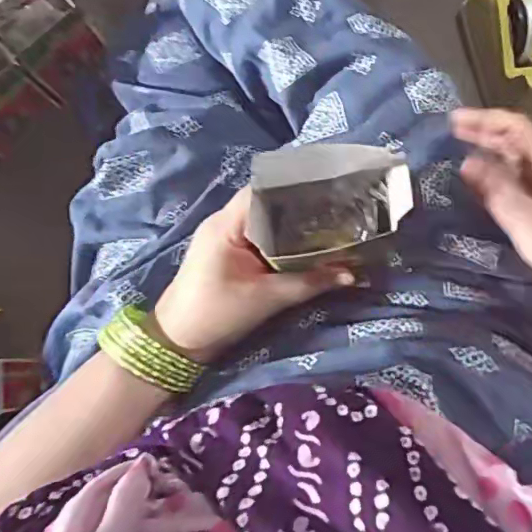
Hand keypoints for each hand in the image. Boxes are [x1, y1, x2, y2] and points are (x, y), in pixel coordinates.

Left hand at [153, 187, 357, 361]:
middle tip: (334, 210)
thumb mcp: (267, 298)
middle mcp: (222, 221)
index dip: (294, 189)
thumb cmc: (217, 314)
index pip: (263, 190)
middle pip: (265, 202)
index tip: (326, 193)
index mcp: (226, 224)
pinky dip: (279, 237)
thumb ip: (310, 283)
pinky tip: (303, 244)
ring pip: (262, 218)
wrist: (179, 342)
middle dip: (298, 206)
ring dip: (289, 223)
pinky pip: (257, 234)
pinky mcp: (226, 251)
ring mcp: (222, 235)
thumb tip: (352, 274)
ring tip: (325, 224)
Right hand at [452, 108, 531, 294]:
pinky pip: (515, 173)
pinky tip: (476, 174)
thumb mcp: (526, 222)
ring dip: (487, 147)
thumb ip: (498, 190)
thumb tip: (468, 163)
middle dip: (484, 130)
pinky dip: (494, 168)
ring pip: (514, 154)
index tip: (457, 120)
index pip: (518, 128)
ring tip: (458, 146)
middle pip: (515, 138)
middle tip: (451, 129)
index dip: (487, 119)